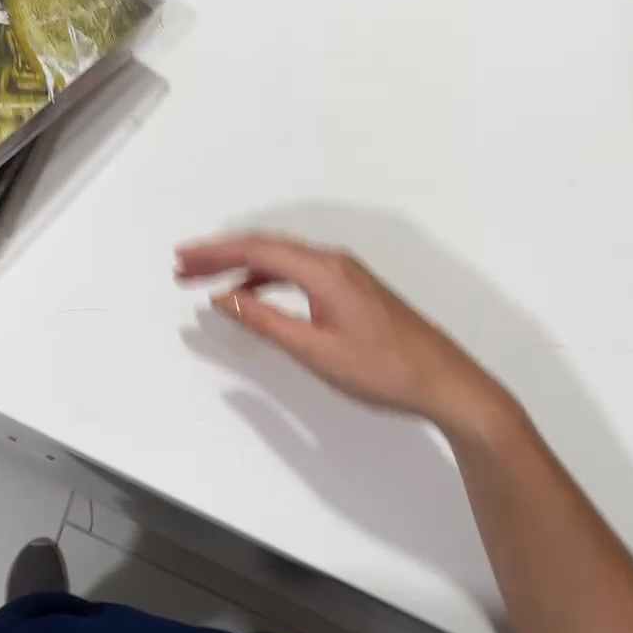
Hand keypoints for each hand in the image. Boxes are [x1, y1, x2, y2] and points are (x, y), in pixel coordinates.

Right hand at [176, 234, 514, 437]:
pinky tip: (250, 293)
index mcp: (323, 271)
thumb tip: (222, 299)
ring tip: (205, 279)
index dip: (214, 252)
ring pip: (279, 257)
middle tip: (182, 268)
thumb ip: (264, 322)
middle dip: (219, 255)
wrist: (450, 386)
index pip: (256, 249)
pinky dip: (264, 276)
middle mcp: (331, 261)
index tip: (182, 259)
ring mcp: (343, 272)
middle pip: (264, 246)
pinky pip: (294, 270)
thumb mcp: (315, 351)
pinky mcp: (349, 287)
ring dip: (239, 265)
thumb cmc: (383, 371)